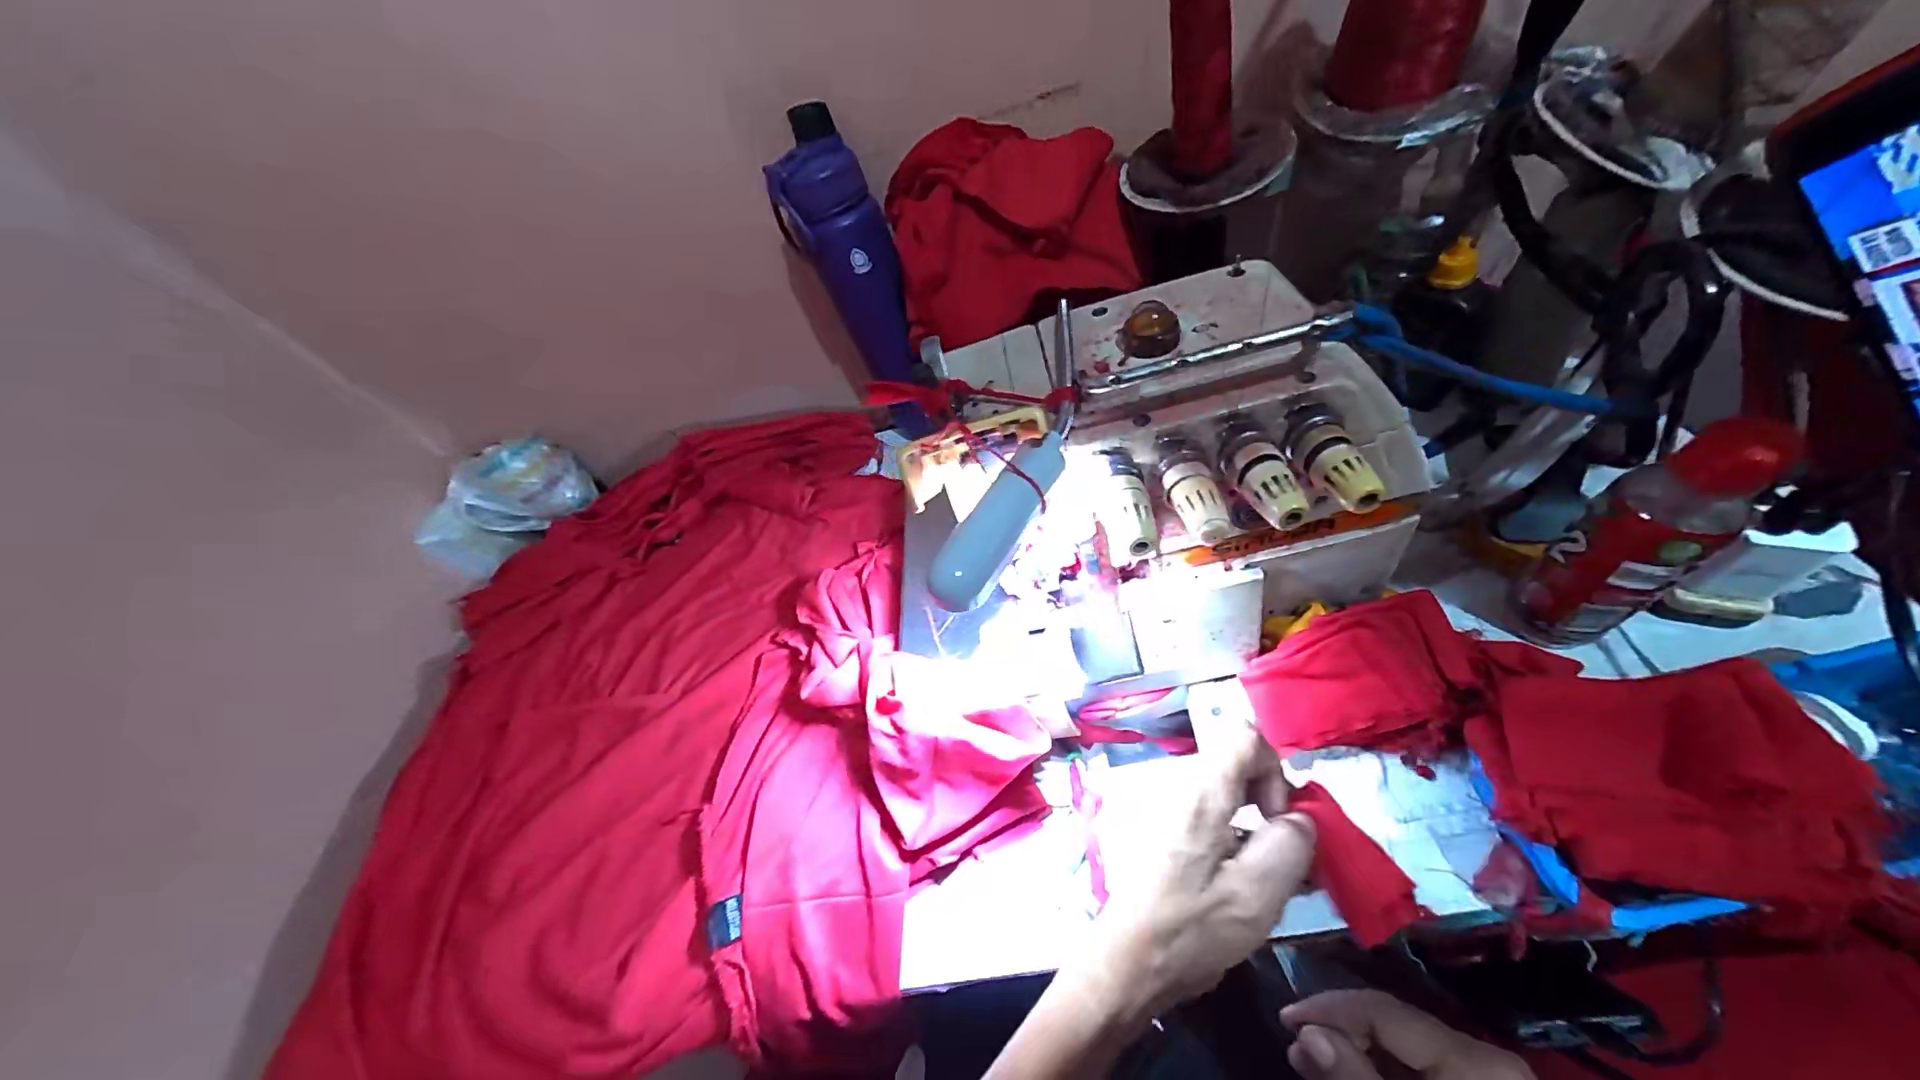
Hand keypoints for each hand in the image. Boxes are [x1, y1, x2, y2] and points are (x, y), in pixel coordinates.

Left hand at [1071, 728, 1317, 1020]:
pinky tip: (1251, 884)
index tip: (1282, 819)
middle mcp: (1183, 789)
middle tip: (1289, 855)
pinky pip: (1216, 817)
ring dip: (1261, 827)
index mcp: (1201, 793)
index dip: (1276, 769)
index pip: (1245, 737)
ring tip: (1277, 878)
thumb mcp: (1256, 894)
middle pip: (1240, 766)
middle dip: (1274, 803)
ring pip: (1231, 795)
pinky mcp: (1171, 833)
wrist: (1130, 959)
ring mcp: (1173, 810)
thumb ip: (1289, 846)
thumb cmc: (1191, 928)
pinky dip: (1241, 839)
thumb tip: (1300, 818)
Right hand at [1282, 990, 1535, 1079]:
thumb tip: (1306, 1033)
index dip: (1327, 1009)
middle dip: (1341, 1033)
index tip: (1284, 1022)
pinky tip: (1358, 1076)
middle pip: (1394, 1025)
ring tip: (1318, 1065)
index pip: (1382, 1009)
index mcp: (1475, 1060)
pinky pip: (1427, 1071)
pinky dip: (1386, 1072)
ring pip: (1407, 1048)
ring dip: (1360, 1053)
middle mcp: (1488, 1060)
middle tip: (1296, 1049)